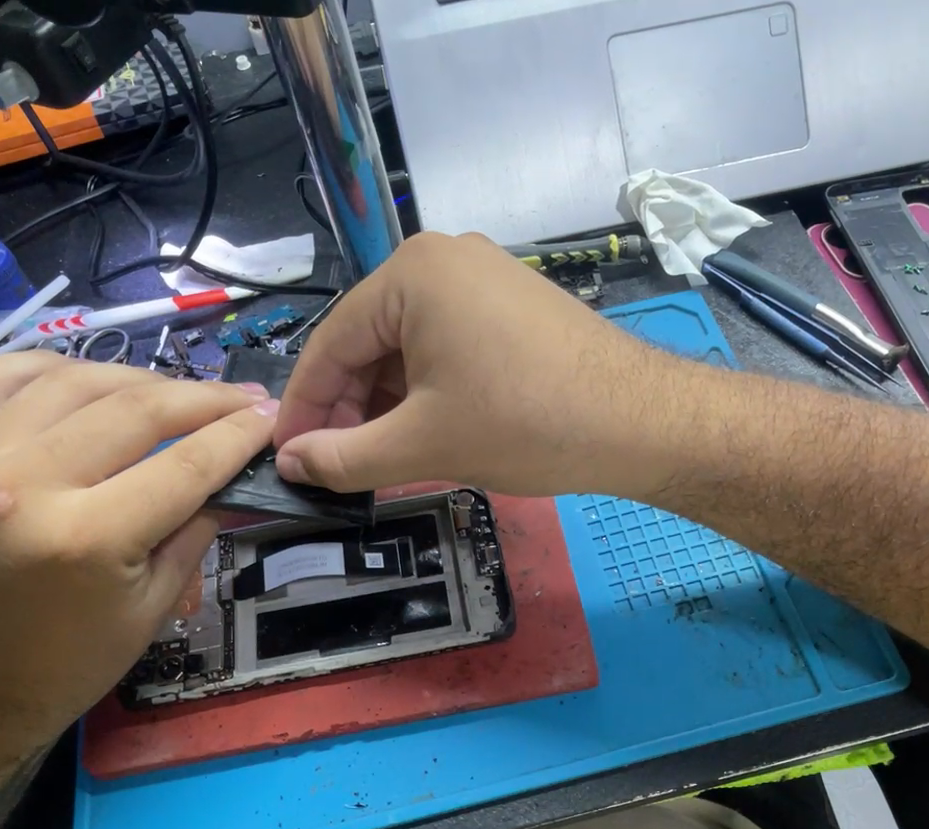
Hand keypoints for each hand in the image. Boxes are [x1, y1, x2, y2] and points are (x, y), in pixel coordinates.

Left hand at [0, 353, 274, 762]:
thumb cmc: (70, 663)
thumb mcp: (154, 606)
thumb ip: (194, 529)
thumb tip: (229, 474)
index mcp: (86, 538)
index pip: (186, 463)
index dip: (238, 434)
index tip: (271, 415)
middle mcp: (24, 484)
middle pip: (136, 409)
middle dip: (204, 398)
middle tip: (242, 397)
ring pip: (74, 381)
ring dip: (138, 378)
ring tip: (174, 393)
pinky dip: (52, 368)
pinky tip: (88, 381)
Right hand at [274, 231, 681, 496]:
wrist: (640, 423)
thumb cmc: (524, 424)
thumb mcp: (422, 445)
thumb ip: (344, 457)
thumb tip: (290, 463)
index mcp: (411, 274)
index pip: (330, 345)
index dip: (305, 409)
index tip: (287, 459)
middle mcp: (444, 259)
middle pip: (369, 342)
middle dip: (351, 409)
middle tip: (338, 468)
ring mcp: (485, 278)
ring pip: (408, 347)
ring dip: (388, 404)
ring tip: (382, 458)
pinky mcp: (513, 305)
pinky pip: (447, 345)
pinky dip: (427, 389)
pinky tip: (426, 430)